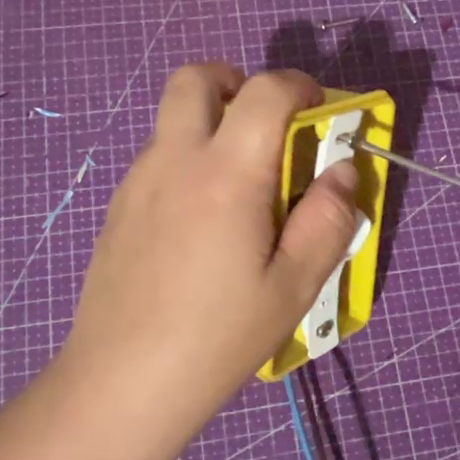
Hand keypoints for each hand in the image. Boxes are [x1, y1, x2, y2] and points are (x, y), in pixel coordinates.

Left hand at [60, 64, 358, 434]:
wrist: (121, 381)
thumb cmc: (219, 336)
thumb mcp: (294, 285)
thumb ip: (327, 218)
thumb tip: (342, 170)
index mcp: (226, 173)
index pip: (264, 91)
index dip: (300, 85)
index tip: (320, 111)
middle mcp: (174, 160)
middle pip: (195, 77)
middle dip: (237, 81)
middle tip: (267, 125)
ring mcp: (137, 181)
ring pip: (173, 119)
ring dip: (211, 125)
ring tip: (240, 188)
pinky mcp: (117, 207)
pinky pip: (157, 158)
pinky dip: (188, 160)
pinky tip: (201, 225)